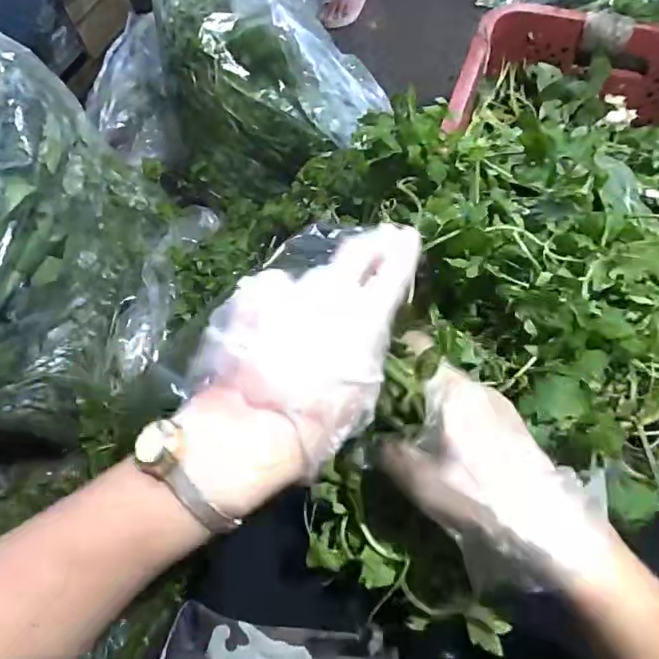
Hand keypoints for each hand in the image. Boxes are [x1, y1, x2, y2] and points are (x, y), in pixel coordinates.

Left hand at [180, 223, 420, 517]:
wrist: (254, 423)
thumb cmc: (317, 421)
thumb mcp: (361, 389)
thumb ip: (365, 347)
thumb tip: (361, 333)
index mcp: (366, 316)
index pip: (393, 271)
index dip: (404, 251)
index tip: (407, 236)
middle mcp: (330, 291)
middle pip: (355, 253)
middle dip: (371, 244)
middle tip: (379, 238)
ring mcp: (288, 288)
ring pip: (309, 278)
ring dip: (316, 288)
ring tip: (311, 306)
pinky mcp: (251, 294)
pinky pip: (271, 290)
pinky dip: (276, 301)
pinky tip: (269, 320)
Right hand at [379, 360, 617, 590]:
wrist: (543, 527)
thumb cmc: (473, 494)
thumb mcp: (415, 477)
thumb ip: (385, 450)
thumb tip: (368, 439)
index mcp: (452, 386)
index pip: (416, 346)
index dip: (391, 357)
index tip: (372, 378)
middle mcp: (477, 385)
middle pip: (433, 371)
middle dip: (408, 390)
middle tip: (386, 416)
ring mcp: (499, 404)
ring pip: (453, 393)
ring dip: (432, 408)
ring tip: (416, 437)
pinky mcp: (513, 425)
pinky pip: (472, 410)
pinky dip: (453, 422)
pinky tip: (449, 452)